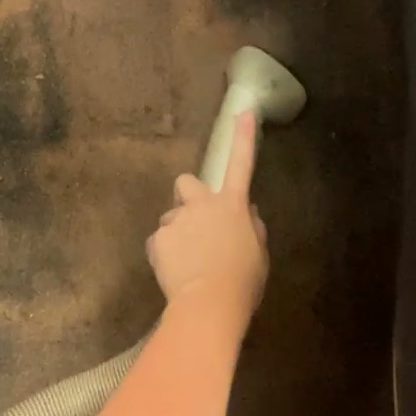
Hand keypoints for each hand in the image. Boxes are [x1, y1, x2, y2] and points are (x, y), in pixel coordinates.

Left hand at [147, 111, 269, 331]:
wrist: (208, 304)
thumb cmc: (242, 282)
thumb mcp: (258, 254)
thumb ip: (251, 228)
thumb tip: (245, 214)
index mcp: (232, 205)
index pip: (241, 164)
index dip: (244, 137)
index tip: (244, 111)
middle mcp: (203, 204)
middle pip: (187, 183)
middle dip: (187, 198)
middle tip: (194, 223)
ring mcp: (177, 219)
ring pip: (172, 218)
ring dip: (177, 232)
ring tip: (187, 262)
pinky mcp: (157, 238)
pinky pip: (159, 242)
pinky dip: (165, 254)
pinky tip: (175, 274)